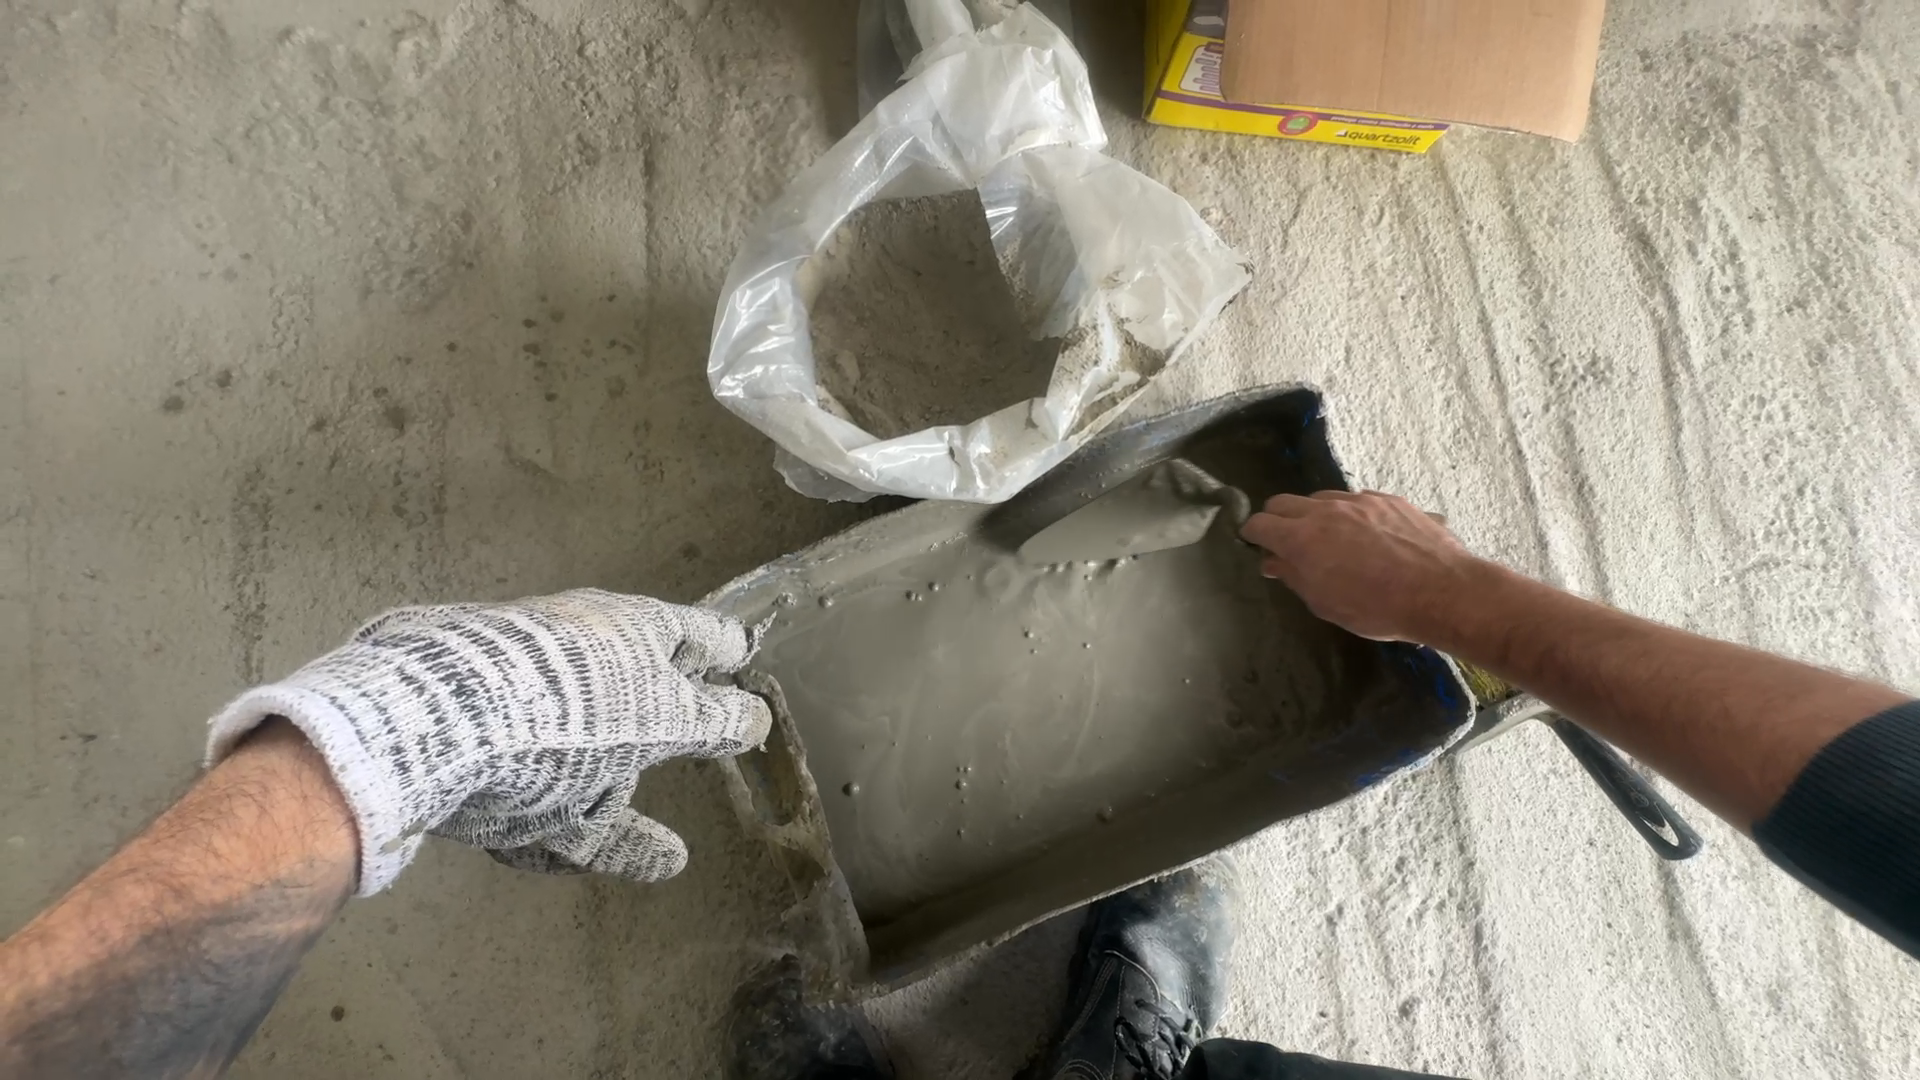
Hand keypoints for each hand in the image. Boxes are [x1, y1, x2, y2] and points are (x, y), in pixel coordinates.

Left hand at [206, 589, 770, 893]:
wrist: (431, 728)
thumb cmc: (575, 706)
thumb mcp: (665, 717)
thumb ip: (715, 721)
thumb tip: (757, 718)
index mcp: (632, 630)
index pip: (700, 634)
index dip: (728, 649)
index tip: (744, 658)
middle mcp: (580, 659)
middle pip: (638, 692)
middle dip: (666, 721)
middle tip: (697, 743)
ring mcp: (526, 707)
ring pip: (588, 755)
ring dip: (620, 799)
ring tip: (663, 852)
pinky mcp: (482, 760)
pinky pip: (546, 802)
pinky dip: (585, 835)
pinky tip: (641, 867)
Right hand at [1238, 491, 1482, 643]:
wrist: (1444, 593)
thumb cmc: (1376, 608)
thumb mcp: (1324, 603)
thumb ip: (1294, 576)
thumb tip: (1272, 562)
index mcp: (1301, 538)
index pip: (1259, 523)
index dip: (1252, 535)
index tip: (1255, 545)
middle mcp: (1325, 511)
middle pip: (1283, 502)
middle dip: (1277, 519)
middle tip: (1286, 542)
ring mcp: (1360, 501)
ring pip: (1321, 498)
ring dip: (1315, 515)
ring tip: (1331, 539)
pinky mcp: (1390, 500)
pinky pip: (1358, 501)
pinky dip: (1352, 515)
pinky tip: (1368, 536)